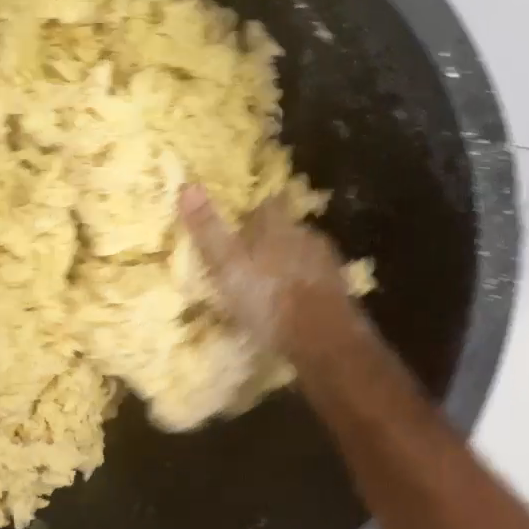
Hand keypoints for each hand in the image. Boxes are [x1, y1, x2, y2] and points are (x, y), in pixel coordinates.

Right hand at [178, 183, 358, 353]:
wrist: (327, 343)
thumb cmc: (270, 299)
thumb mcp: (228, 266)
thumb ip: (209, 229)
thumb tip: (187, 185)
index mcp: (279, 226)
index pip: (269, 203)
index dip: (256, 207)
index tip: (243, 215)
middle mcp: (307, 236)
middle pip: (287, 229)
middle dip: (271, 238)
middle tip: (250, 253)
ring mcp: (328, 265)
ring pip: (303, 254)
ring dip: (289, 263)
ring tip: (270, 281)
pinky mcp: (342, 293)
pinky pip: (316, 280)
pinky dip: (304, 286)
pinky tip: (293, 303)